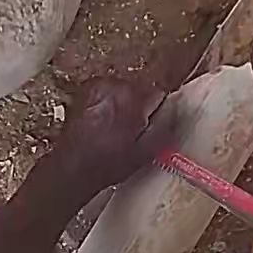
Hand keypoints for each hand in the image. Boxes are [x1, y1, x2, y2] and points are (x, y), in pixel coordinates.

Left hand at [39, 76, 173, 202]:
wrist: (72, 167)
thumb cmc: (108, 163)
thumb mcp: (145, 151)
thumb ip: (166, 127)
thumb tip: (179, 112)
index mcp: (132, 96)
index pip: (158, 95)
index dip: (157, 113)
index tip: (153, 127)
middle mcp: (113, 84)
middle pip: (139, 92)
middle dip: (139, 109)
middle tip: (133, 134)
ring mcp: (96, 86)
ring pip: (122, 93)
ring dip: (123, 107)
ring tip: (116, 132)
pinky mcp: (84, 92)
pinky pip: (106, 95)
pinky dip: (108, 107)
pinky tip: (103, 126)